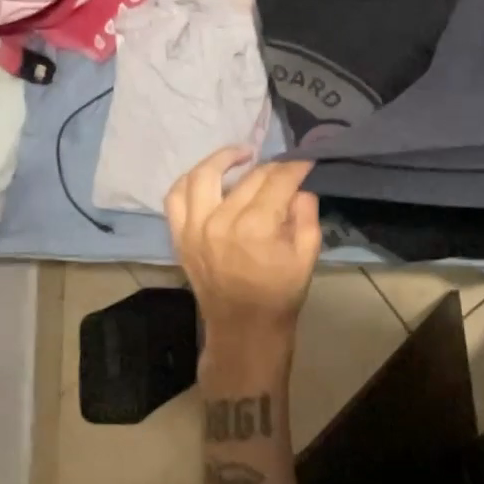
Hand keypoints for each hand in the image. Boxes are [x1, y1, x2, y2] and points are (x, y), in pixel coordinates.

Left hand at [165, 151, 322, 357]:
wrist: (244, 329)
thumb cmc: (281, 293)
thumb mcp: (308, 253)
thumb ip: (306, 213)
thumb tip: (299, 187)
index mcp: (256, 227)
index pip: (279, 180)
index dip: (297, 166)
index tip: (308, 161)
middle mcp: (220, 221)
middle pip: (249, 176)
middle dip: (273, 166)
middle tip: (286, 167)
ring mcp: (194, 228)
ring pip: (202, 175)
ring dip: (223, 158)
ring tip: (242, 154)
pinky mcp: (179, 236)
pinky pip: (175, 197)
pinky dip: (190, 180)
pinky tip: (210, 176)